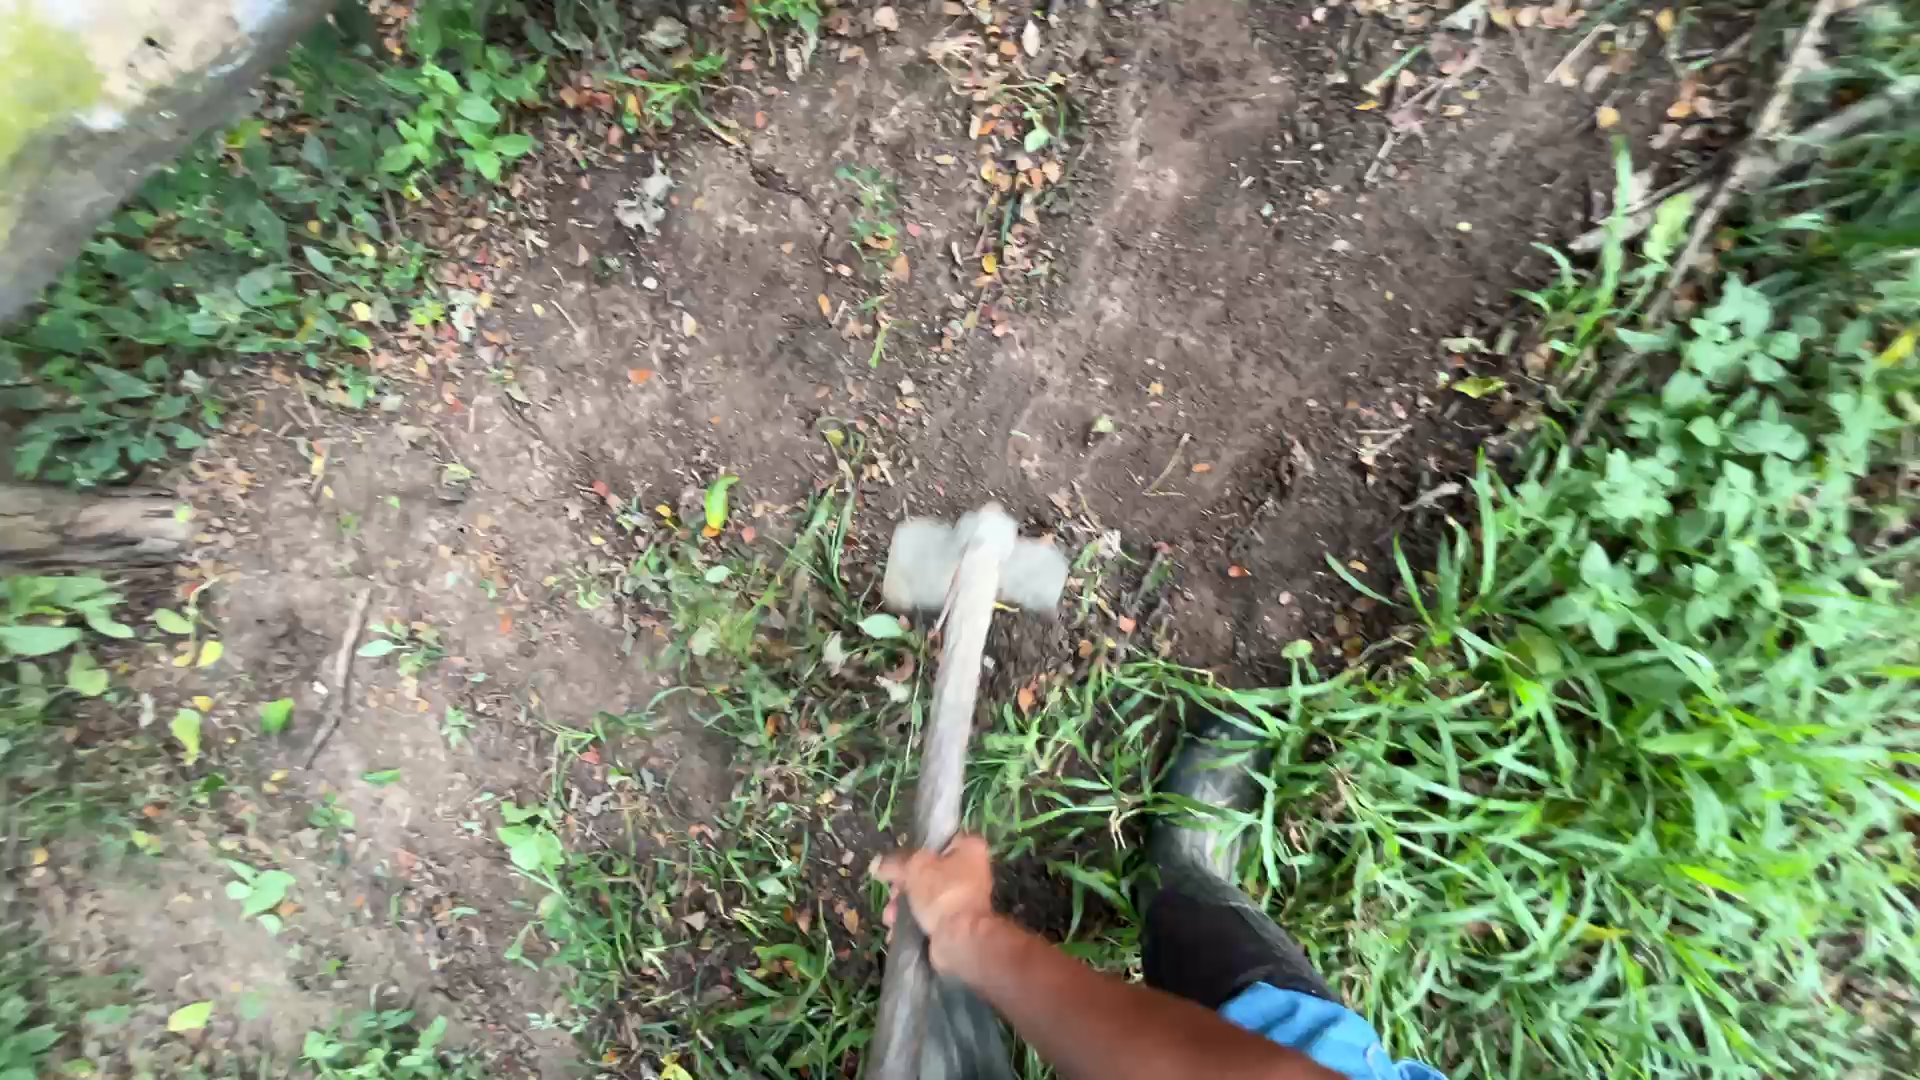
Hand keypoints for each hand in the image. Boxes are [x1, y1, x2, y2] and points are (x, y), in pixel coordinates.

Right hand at [874, 833, 996, 972]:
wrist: (960, 939)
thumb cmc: (942, 892)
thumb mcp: (913, 868)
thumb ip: (894, 862)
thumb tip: (877, 864)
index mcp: (969, 848)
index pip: (938, 841)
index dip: (914, 850)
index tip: (897, 863)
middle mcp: (971, 870)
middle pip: (927, 871)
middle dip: (903, 886)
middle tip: (892, 895)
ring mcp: (964, 898)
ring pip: (925, 895)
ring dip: (902, 906)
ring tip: (890, 918)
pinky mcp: (955, 922)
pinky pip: (928, 916)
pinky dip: (911, 922)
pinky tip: (895, 931)